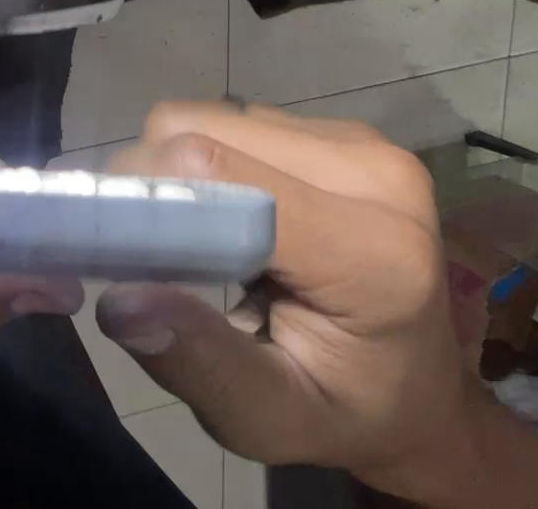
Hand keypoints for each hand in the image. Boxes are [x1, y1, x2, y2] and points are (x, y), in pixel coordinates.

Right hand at [91, 103, 537, 506]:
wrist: (421, 399)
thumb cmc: (343, 413)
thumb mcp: (268, 419)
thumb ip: (198, 364)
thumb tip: (118, 302)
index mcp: (369, 252)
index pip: (209, 168)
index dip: (143, 194)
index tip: (115, 246)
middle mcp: (372, 175)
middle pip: (194, 132)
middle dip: (153, 184)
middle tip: (157, 250)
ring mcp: (359, 144)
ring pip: (203, 118)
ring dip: (176, 170)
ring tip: (200, 236)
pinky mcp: (339, 132)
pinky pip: (226, 119)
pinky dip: (203, 161)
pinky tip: (229, 213)